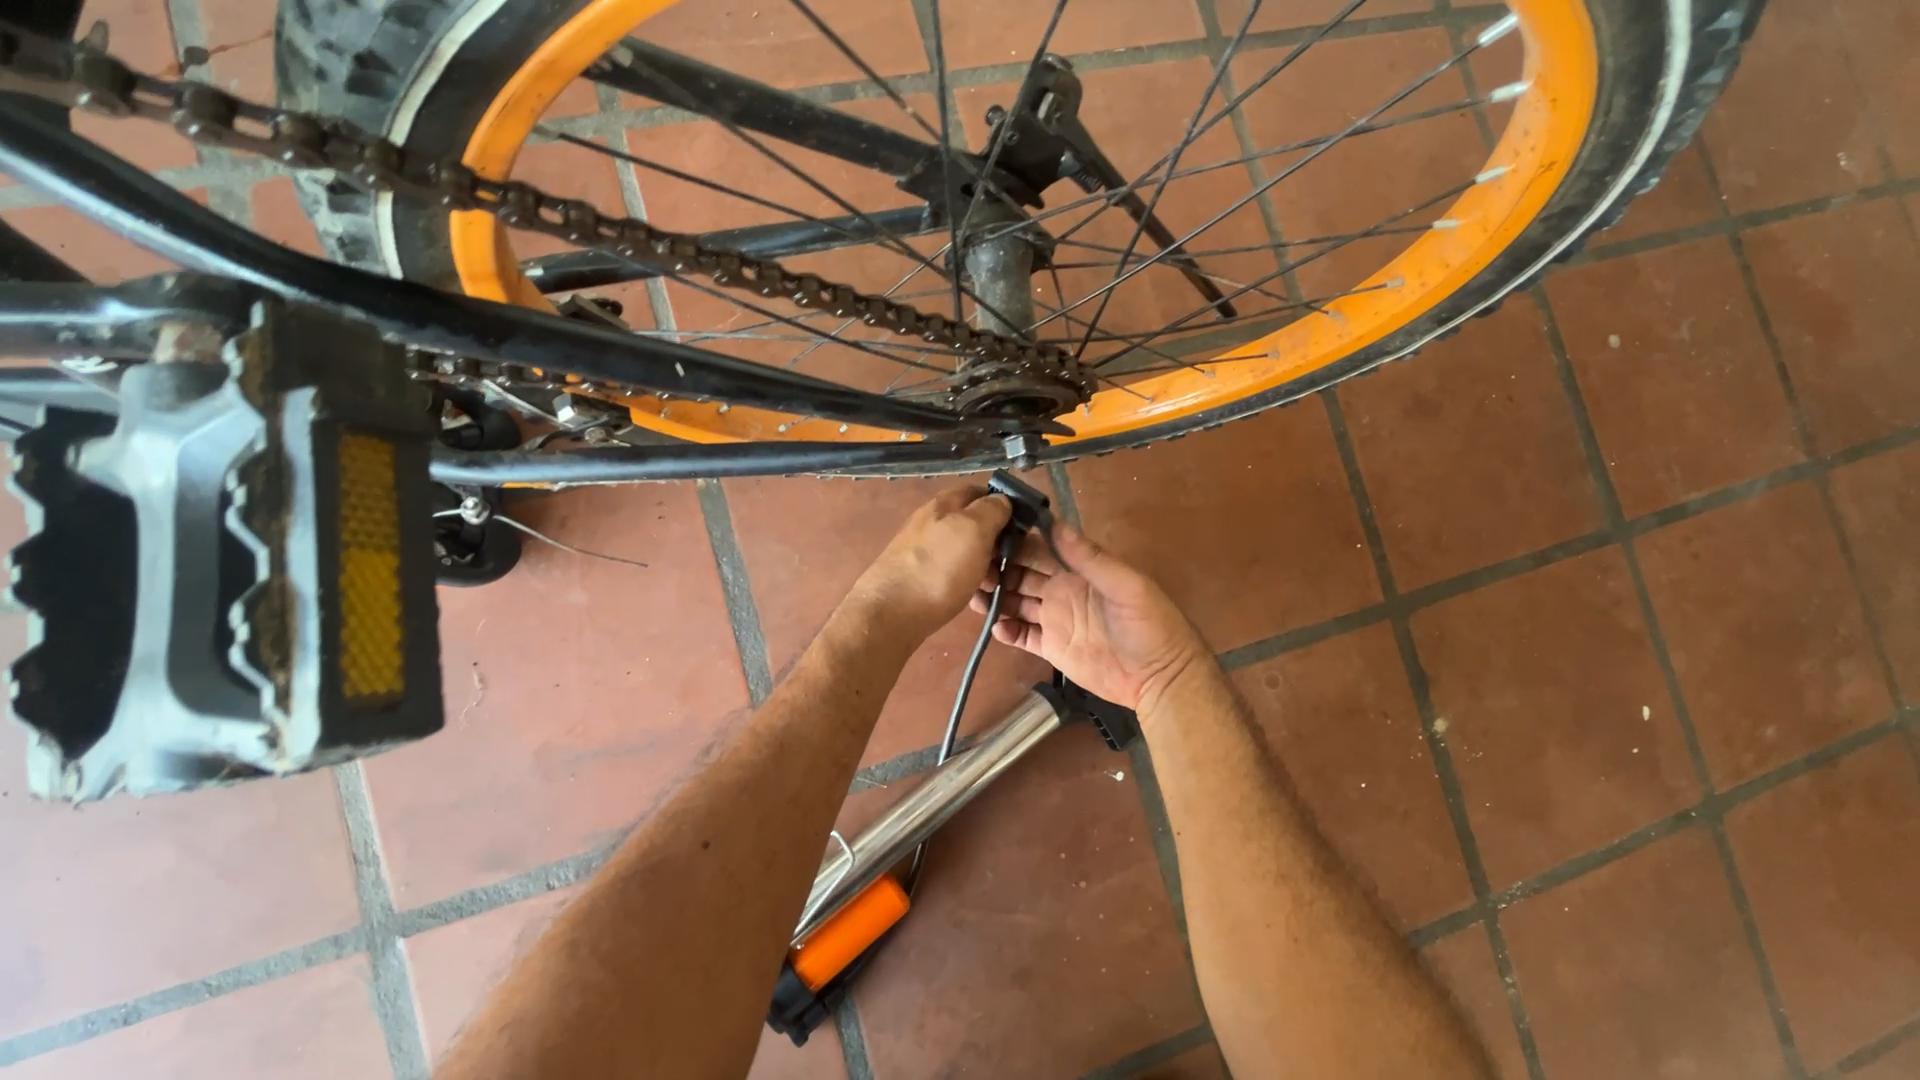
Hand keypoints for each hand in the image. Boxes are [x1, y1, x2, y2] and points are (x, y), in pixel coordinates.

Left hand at [848, 485, 1012, 640]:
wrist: (891, 613)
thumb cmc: (939, 568)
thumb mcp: (974, 530)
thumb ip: (991, 509)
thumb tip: (1001, 499)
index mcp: (944, 503)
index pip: (979, 491)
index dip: (1003, 504)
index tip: (1022, 527)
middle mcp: (930, 521)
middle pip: (971, 522)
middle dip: (995, 539)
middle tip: (1011, 561)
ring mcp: (921, 549)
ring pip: (962, 549)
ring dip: (982, 563)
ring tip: (994, 584)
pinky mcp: (916, 575)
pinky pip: (950, 570)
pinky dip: (966, 579)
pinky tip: (972, 594)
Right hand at [971, 523, 1211, 712]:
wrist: (1159, 676)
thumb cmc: (1149, 625)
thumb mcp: (1125, 585)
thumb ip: (1090, 557)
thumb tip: (1056, 523)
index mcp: (1079, 571)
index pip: (1040, 549)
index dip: (1016, 542)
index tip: (989, 534)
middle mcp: (1062, 590)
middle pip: (1022, 574)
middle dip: (998, 568)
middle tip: (969, 567)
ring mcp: (1055, 620)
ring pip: (1016, 602)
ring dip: (995, 597)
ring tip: (972, 595)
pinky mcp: (1051, 648)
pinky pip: (1022, 636)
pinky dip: (1006, 630)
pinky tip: (994, 627)